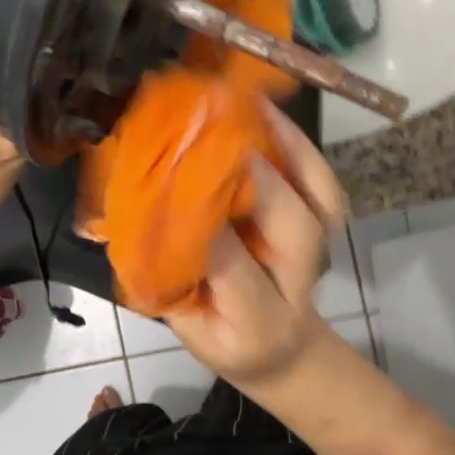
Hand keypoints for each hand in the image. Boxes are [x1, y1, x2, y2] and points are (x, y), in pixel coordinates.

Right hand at [164, 102, 347, 385]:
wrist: (282, 349)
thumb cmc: (223, 338)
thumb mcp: (186, 328)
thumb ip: (165, 283)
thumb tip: (125, 220)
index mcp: (258, 323)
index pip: (233, 270)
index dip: (205, 227)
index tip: (169, 187)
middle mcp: (299, 286)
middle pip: (292, 227)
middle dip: (255, 177)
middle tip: (210, 133)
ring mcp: (322, 253)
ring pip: (318, 197)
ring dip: (286, 147)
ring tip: (244, 105)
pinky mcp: (328, 227)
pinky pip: (323, 180)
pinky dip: (300, 144)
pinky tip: (267, 112)